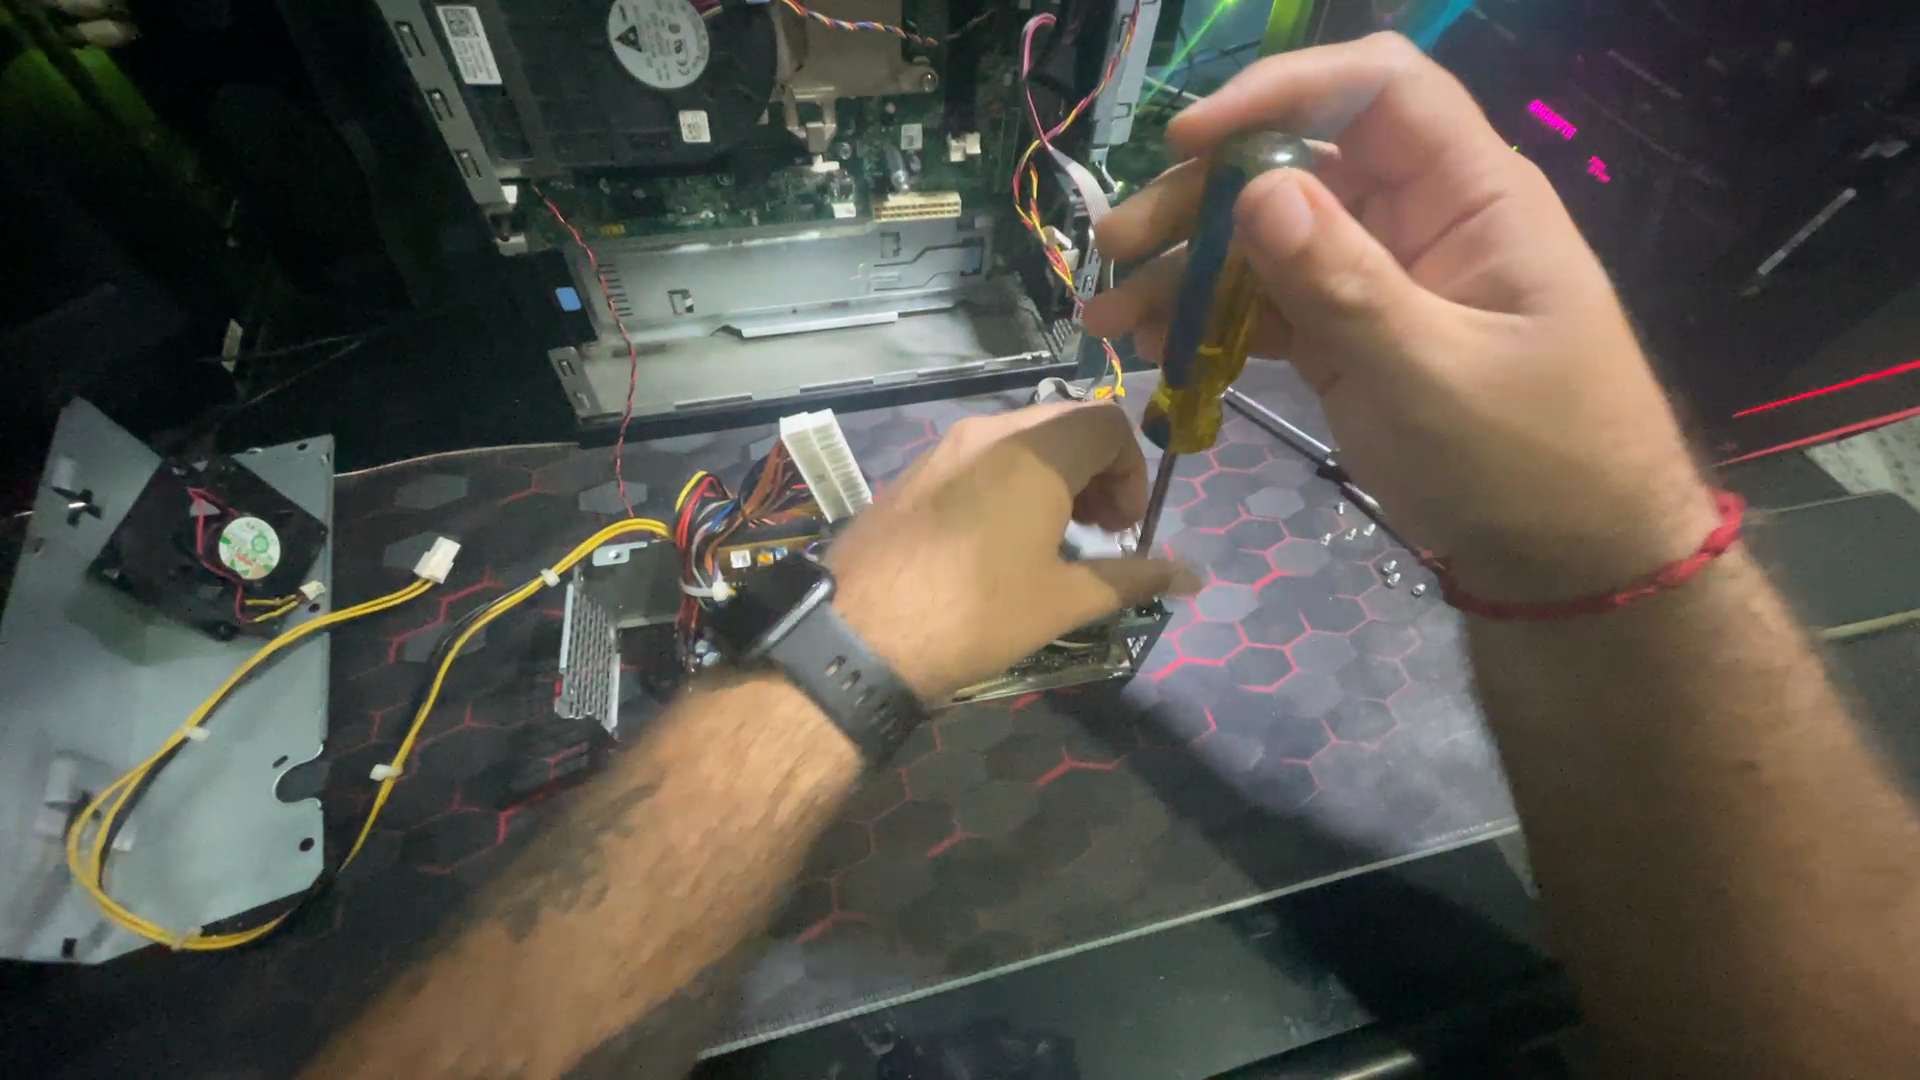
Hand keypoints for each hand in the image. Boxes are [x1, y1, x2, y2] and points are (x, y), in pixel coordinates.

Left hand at [825, 402, 1197, 700]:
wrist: (859, 634)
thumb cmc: (976, 614)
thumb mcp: (1063, 599)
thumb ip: (1132, 578)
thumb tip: (1193, 575)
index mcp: (1037, 451)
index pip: (1110, 423)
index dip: (1133, 473)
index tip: (1124, 528)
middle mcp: (990, 432)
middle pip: (1067, 425)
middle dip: (1098, 472)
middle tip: (1097, 531)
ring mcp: (945, 448)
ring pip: (1021, 439)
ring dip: (1056, 476)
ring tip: (1053, 537)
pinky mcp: (916, 472)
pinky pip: (981, 458)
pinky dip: (1011, 481)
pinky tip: (1000, 538)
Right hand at [1083, 32, 1716, 600]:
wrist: (1551, 550)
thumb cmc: (1522, 459)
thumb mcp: (1429, 371)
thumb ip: (1344, 282)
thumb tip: (1257, 194)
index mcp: (1465, 197)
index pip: (1373, 94)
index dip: (1278, 95)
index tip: (1186, 142)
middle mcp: (1409, 223)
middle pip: (1291, 173)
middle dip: (1197, 203)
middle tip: (1114, 248)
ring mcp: (1367, 283)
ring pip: (1261, 247)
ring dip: (1181, 274)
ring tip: (1110, 316)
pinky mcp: (1338, 337)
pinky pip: (1262, 311)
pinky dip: (1208, 325)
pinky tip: (1158, 348)